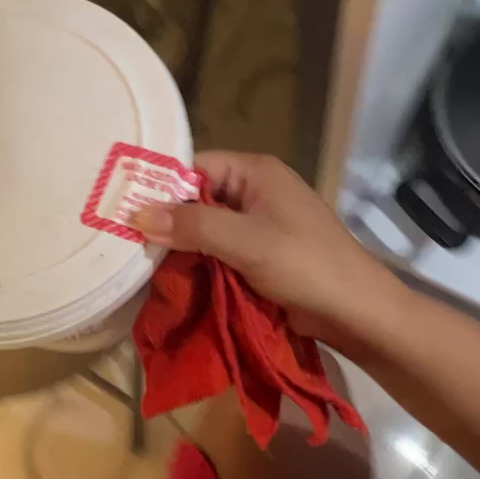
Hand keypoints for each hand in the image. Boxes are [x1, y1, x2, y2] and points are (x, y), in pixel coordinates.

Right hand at [131, 152, 404, 347]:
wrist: (355, 311)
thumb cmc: (304, 264)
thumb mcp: (244, 241)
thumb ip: (191, 225)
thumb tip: (137, 214)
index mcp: (256, 173)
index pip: (195, 167)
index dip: (162, 186)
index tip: (125, 209)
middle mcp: (256, 193)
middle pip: (199, 199)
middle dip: (168, 222)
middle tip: (127, 241)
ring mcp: (261, 226)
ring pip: (208, 230)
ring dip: (183, 248)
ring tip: (142, 263)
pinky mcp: (262, 257)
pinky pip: (221, 253)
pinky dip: (200, 264)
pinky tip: (174, 279)